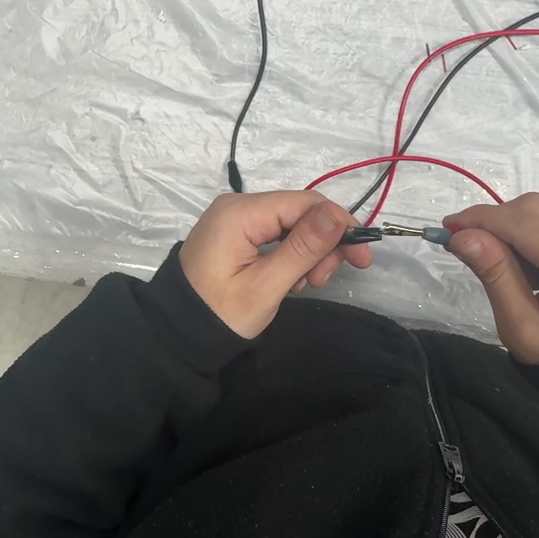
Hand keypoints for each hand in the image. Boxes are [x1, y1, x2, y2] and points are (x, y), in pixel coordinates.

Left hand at [180, 192, 374, 338]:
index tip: (362, 258)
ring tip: (304, 286)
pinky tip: (291, 281)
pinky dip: (290, 256)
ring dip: (308, 254)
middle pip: (300, 212)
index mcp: (241, 213)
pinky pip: (275, 235)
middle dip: (322, 245)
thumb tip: (337, 214)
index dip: (339, 225)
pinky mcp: (235, 234)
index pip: (305, 203)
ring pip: (291, 225)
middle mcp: (238, 206)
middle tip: (323, 281)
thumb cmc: (220, 314)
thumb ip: (302, 248)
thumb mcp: (266, 286)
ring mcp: (235, 219)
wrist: (176, 334)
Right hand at [443, 192, 538, 364]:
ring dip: (519, 226)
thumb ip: (494, 275)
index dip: (483, 220)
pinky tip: (537, 260)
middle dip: (497, 221)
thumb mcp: (519, 326)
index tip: (449, 226)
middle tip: (472, 246)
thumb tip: (461, 234)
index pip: (526, 227)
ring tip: (513, 265)